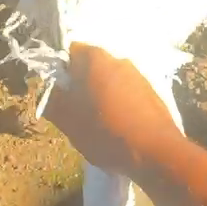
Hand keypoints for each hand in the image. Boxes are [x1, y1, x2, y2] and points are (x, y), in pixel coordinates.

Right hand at [43, 44, 182, 175]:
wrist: (157, 152)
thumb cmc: (105, 130)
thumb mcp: (67, 120)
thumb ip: (51, 100)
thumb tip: (49, 90)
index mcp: (95, 59)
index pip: (70, 52)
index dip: (60, 71)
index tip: (59, 93)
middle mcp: (119, 59)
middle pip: (91, 67)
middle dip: (81, 85)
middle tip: (75, 111)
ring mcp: (139, 76)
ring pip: (110, 81)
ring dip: (101, 96)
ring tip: (98, 124)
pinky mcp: (153, 94)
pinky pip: (127, 94)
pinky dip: (120, 105)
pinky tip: (118, 128)